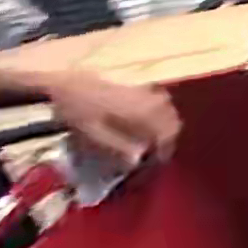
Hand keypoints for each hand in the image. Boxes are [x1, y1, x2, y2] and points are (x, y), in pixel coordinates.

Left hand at [44, 73, 180, 168]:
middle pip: (173, 123)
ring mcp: (154, 94)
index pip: (168, 133)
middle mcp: (157, 102)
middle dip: (167, 139)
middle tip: (156, 153)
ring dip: (166, 128)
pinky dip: (161, 118)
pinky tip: (149, 124)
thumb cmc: (81, 110)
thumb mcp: (93, 132)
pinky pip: (164, 106)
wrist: (73, 85)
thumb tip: (138, 160)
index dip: (165, 149)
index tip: (158, 162)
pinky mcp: (148, 90)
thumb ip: (118, 146)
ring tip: (153, 141)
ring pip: (171, 114)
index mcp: (147, 113)